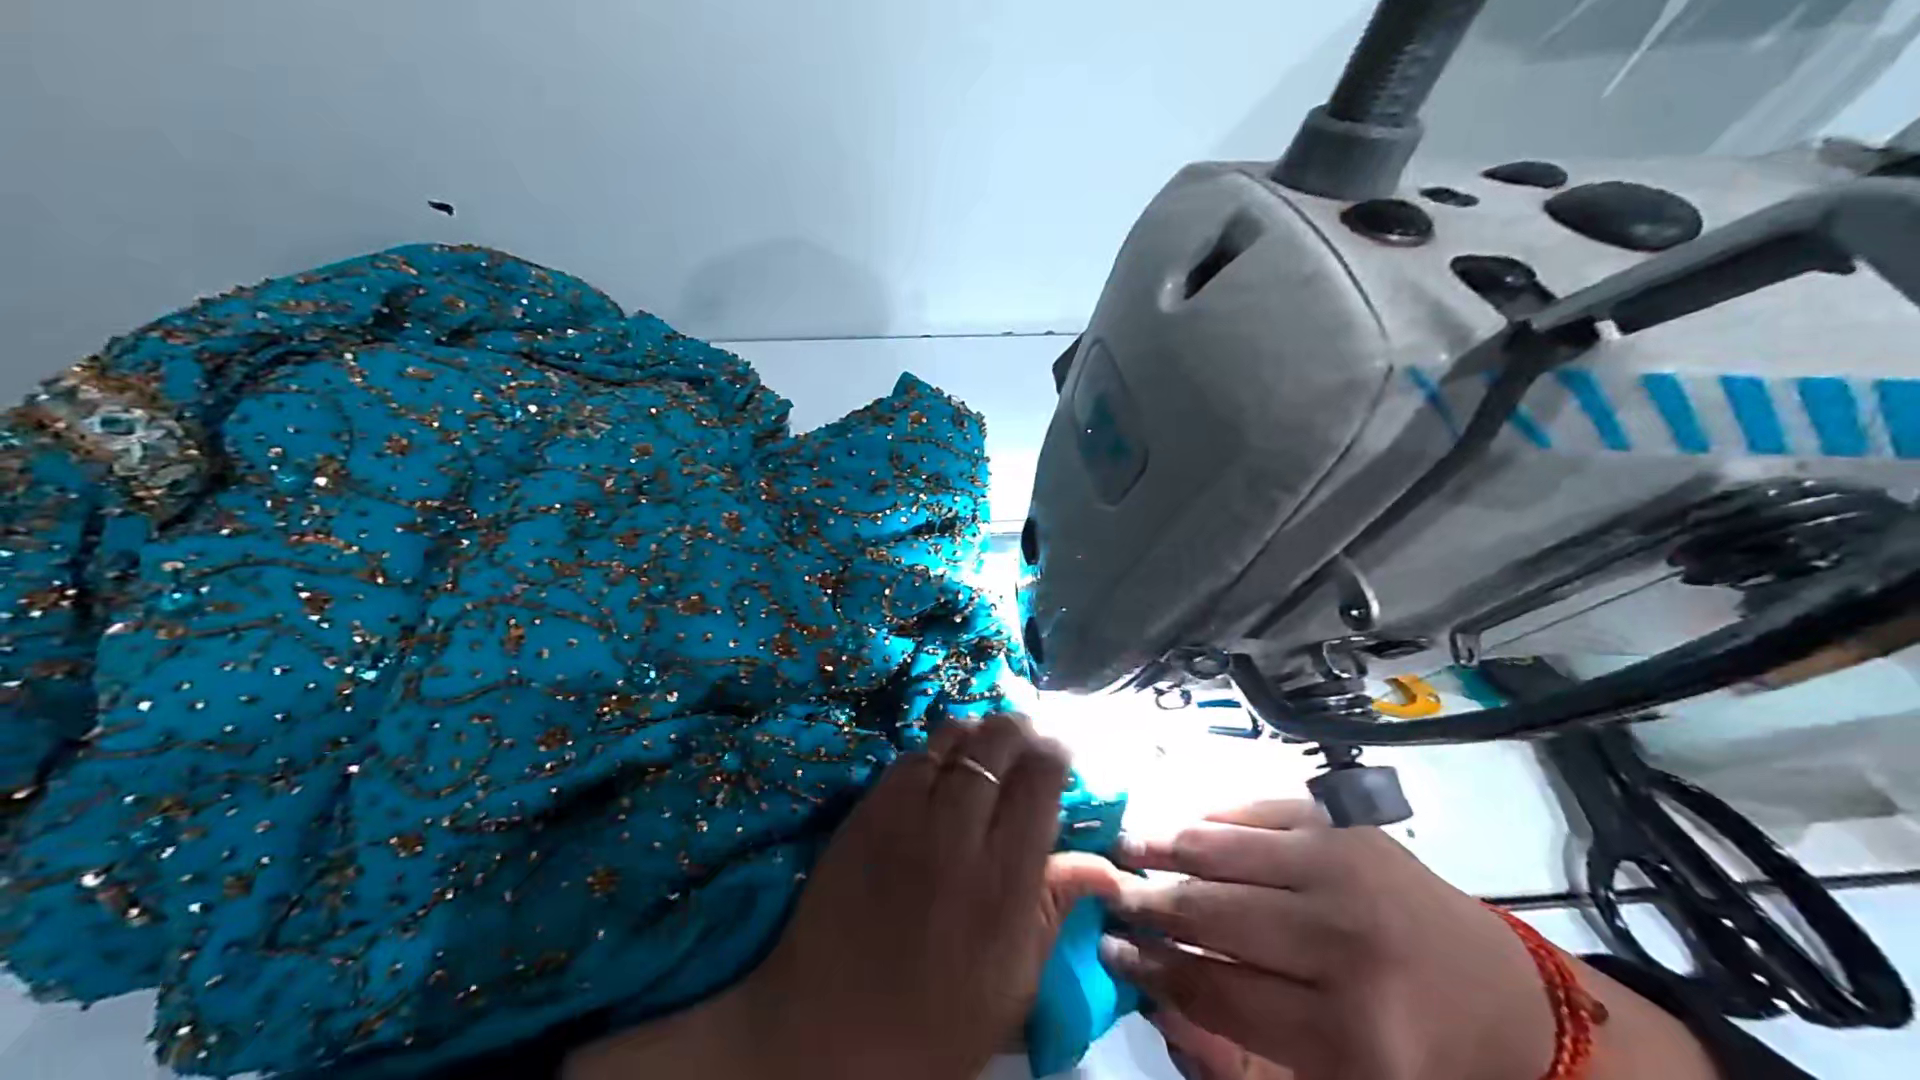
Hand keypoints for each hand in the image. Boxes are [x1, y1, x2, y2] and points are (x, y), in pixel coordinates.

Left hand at [747, 712, 1109, 1079]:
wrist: (829, 1031)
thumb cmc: (937, 1021)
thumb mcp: (1016, 982)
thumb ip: (1057, 908)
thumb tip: (1106, 868)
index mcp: (1005, 881)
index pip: (1040, 781)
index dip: (1055, 753)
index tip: (1059, 755)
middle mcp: (957, 834)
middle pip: (996, 744)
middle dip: (1019, 729)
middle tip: (1026, 740)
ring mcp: (905, 817)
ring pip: (950, 738)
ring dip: (976, 733)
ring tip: (985, 745)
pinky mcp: (865, 813)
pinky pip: (908, 758)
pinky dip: (933, 751)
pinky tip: (939, 766)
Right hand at [1094, 800, 1554, 1079]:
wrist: (1510, 1001)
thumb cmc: (1414, 1052)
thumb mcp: (1333, 1079)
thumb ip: (1235, 1046)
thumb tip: (1150, 991)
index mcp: (1349, 1033)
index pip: (1215, 987)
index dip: (1152, 967)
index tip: (1111, 948)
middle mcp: (1344, 942)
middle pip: (1210, 912)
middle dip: (1146, 903)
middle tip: (1108, 894)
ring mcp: (1344, 868)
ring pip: (1220, 849)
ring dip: (1162, 846)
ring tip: (1126, 846)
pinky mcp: (1346, 825)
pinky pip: (1253, 810)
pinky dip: (1209, 819)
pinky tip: (1183, 828)